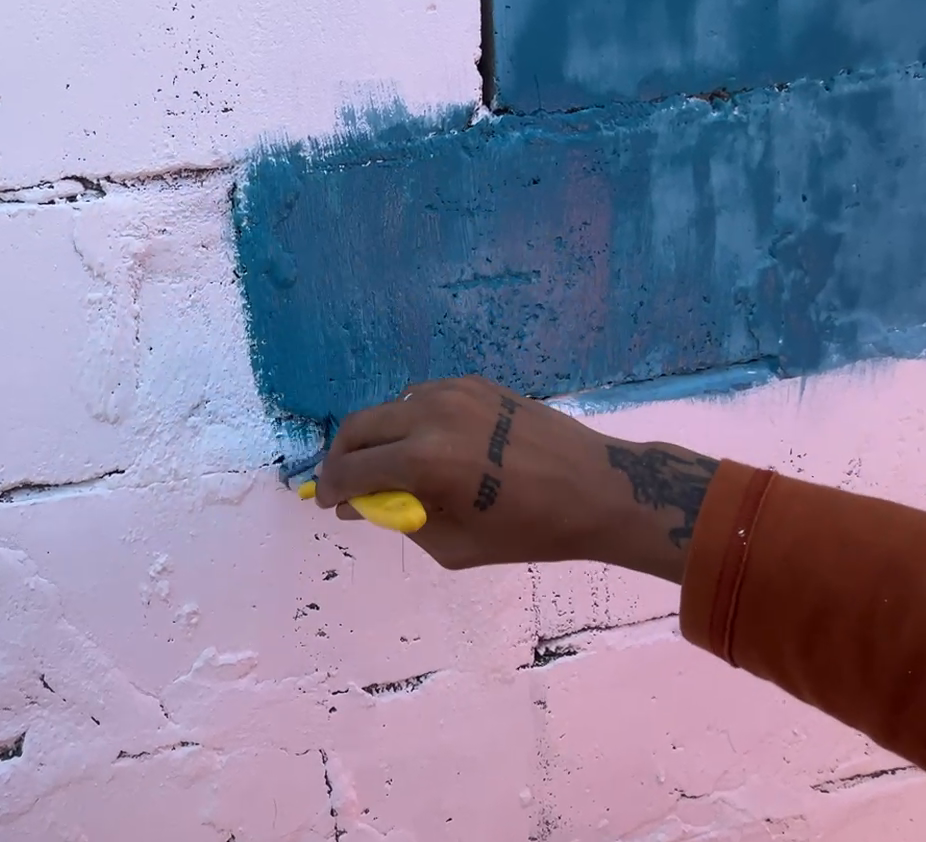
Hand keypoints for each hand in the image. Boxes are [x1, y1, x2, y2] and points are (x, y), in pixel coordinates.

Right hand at [310, 377, 719, 583]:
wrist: (599, 488)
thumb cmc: (529, 530)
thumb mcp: (454, 544)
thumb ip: (399, 520)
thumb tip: (360, 503)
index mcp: (424, 460)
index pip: (352, 469)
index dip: (331, 487)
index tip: (327, 502)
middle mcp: (429, 414)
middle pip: (357, 426)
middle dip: (341, 456)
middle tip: (344, 481)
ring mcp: (451, 391)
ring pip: (386, 408)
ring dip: (375, 437)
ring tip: (387, 464)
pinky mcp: (470, 381)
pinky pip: (419, 398)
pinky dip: (407, 421)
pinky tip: (425, 443)